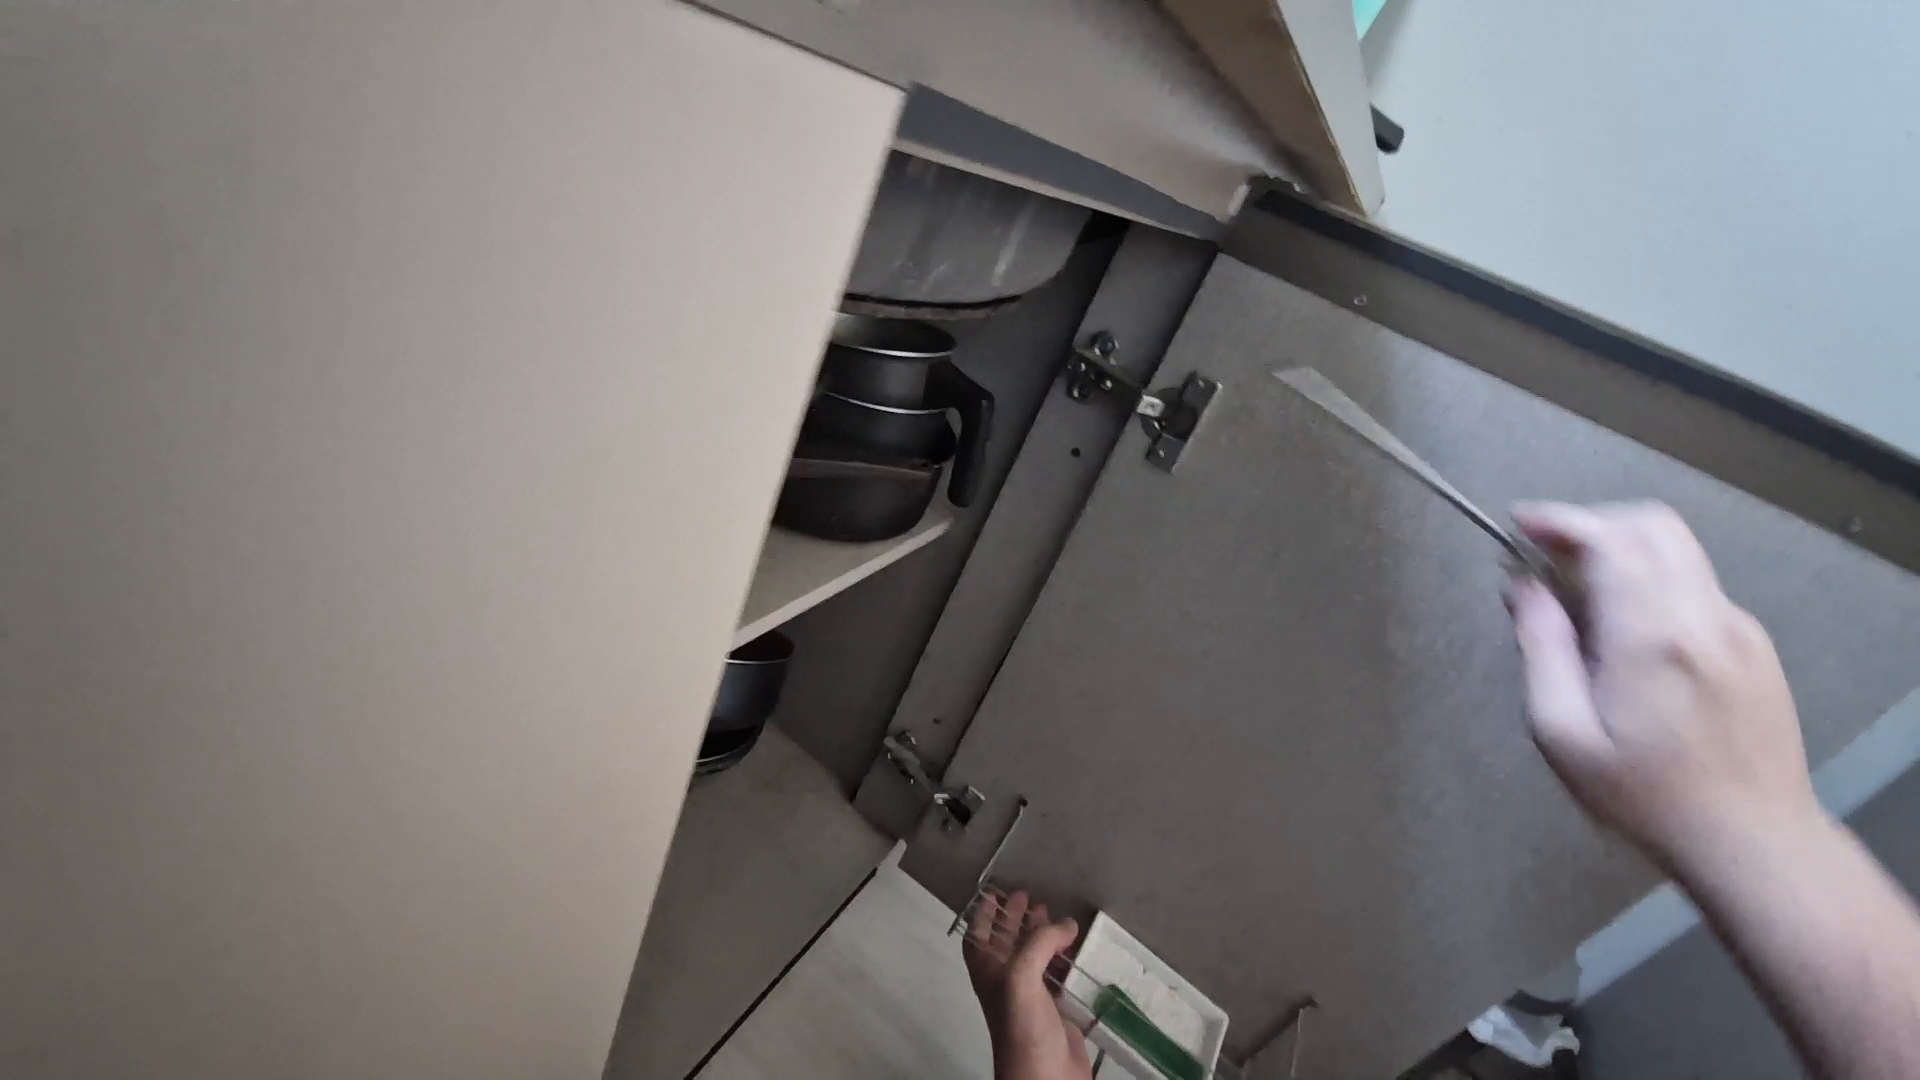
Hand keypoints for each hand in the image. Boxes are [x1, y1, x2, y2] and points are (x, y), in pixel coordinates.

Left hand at [964, 889, 1091, 1079]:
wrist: (1047, 1079)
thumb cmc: (1022, 1027)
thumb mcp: (1020, 976)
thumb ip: (1039, 943)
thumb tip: (1066, 924)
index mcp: (988, 973)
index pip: (978, 937)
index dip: (982, 915)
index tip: (994, 893)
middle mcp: (1006, 982)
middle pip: (1005, 942)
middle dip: (1014, 918)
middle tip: (1027, 895)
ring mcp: (1030, 997)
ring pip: (1032, 956)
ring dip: (1039, 934)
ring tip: (1052, 913)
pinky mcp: (1055, 1010)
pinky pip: (1056, 975)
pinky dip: (1062, 957)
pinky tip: (1073, 945)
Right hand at [1506, 501, 1821, 871]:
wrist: (1754, 842)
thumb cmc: (1640, 792)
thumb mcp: (1561, 729)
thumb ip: (1541, 648)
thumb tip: (1526, 589)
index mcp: (1653, 637)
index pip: (1613, 541)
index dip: (1561, 520)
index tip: (1519, 524)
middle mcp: (1705, 619)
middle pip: (1655, 528)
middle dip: (1592, 525)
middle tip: (1544, 552)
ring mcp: (1740, 632)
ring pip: (1678, 554)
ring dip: (1619, 552)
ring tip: (1572, 593)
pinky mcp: (1754, 649)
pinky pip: (1694, 587)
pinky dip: (1647, 581)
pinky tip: (1617, 626)